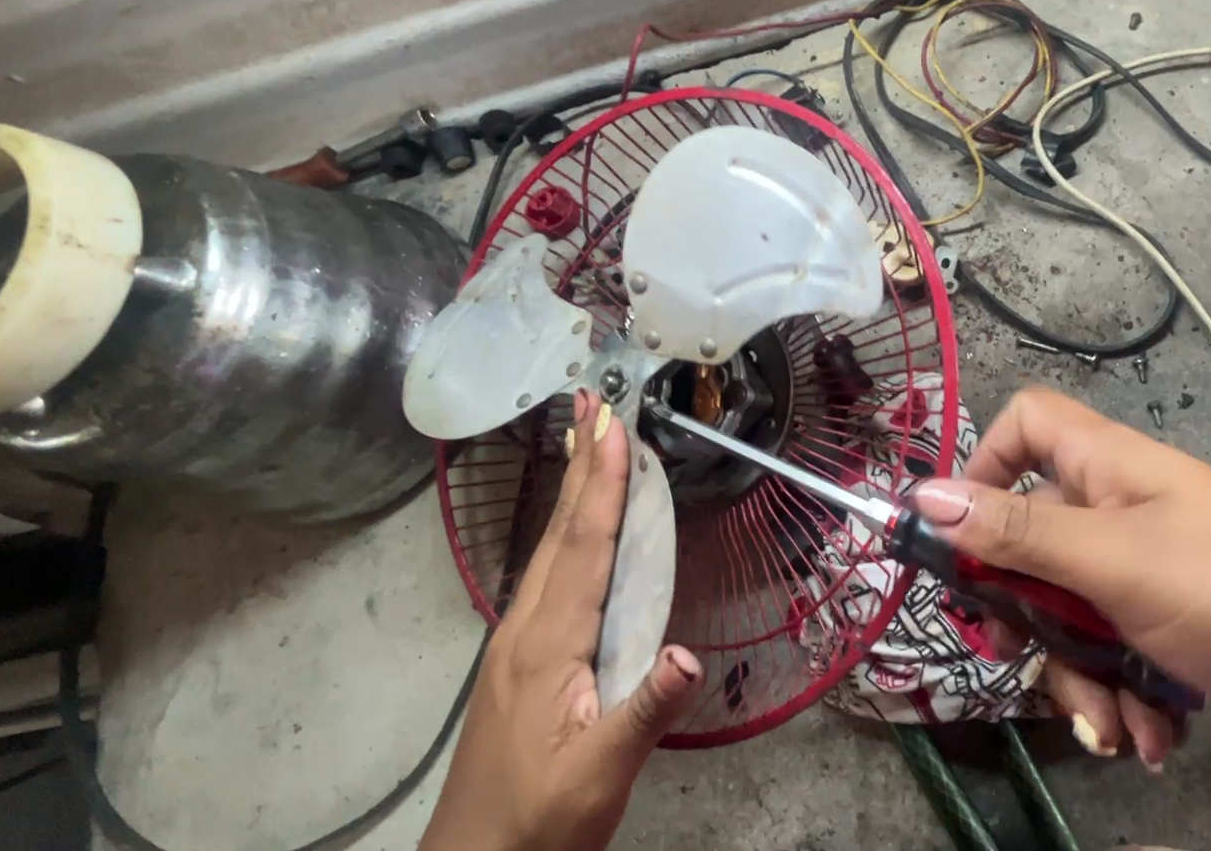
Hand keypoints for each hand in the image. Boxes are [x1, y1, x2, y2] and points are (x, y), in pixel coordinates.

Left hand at [421, 391, 702, 850]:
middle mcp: (528, 625)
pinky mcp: (523, 652)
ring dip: (573, 486)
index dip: (602, 484)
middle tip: (592, 402)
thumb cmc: (540, 820)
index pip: (583, 546)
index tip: (614, 426)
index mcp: (549, 642)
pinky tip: (577, 523)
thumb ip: (645, 713)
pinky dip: (570, 526)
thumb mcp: (599, 776)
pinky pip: (552, 568)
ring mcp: (519, 637)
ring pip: (552, 544)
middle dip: (580, 462)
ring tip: (588, 440)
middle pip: (561, 528)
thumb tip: (691, 653)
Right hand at [912, 388, 1210, 751]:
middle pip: (1030, 537)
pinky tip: (1150, 734)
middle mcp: (1119, 509)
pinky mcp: (1168, 624)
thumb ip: (1017, 534)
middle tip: (1014, 652)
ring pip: (1067, 609)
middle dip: (1023, 608)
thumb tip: (924, 495)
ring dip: (1076, 675)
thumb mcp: (1115, 564)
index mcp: (1107, 467)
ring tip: (1112, 726)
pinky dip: (1120, 694)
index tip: (962, 535)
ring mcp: (1144, 569)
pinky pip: (1112, 649)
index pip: (1026, 425)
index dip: (986, 465)